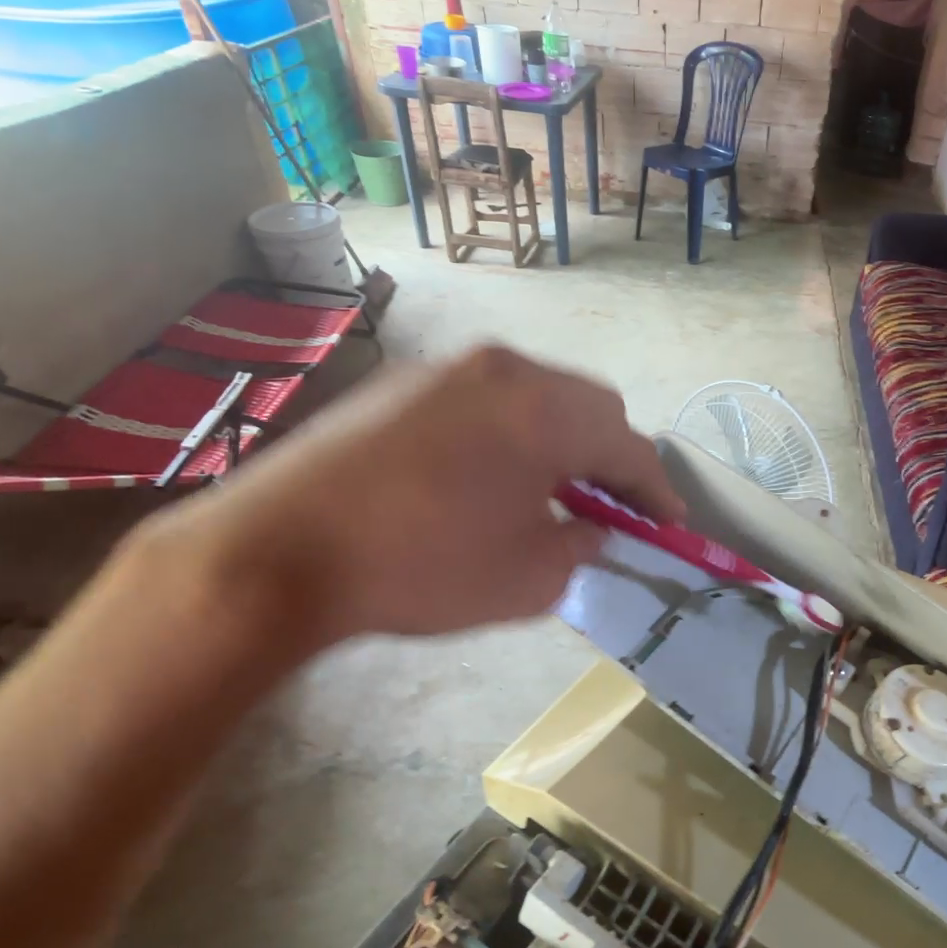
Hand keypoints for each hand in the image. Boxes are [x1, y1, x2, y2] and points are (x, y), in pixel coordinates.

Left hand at [137, 345, 683, 653]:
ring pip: (534, 395)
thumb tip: (593, 527)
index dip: (657, 490)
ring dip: (558, 440)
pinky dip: (508, 432)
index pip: (630, 445)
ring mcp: (446, 368)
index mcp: (547, 412)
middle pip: (588, 405)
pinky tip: (484, 477)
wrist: (276, 549)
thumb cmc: (421, 568)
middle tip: (609, 507)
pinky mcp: (400, 382)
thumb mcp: (528, 579)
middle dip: (610, 457)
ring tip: (547, 492)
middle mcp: (504, 370)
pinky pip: (482, 399)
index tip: (670, 525)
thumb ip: (583, 547)